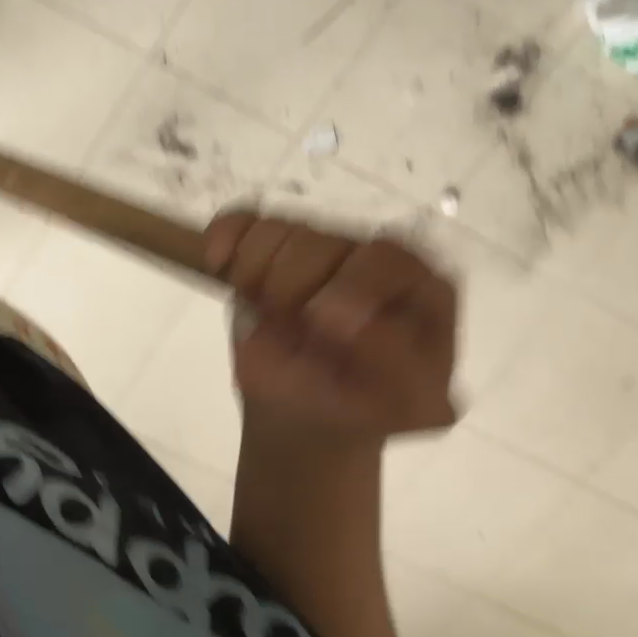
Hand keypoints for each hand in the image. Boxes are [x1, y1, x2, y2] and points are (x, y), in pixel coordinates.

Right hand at [203, 212, 457, 445]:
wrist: (309, 414)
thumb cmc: (366, 407)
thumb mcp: (410, 406)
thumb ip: (396, 361)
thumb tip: (339, 319)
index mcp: (418, 287)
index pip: (389, 259)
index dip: (351, 284)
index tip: (320, 322)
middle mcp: (366, 258)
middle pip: (321, 241)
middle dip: (293, 288)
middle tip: (289, 331)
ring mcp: (312, 251)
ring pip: (277, 231)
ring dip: (256, 275)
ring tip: (265, 315)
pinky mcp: (262, 252)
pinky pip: (241, 222)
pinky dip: (224, 237)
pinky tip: (218, 264)